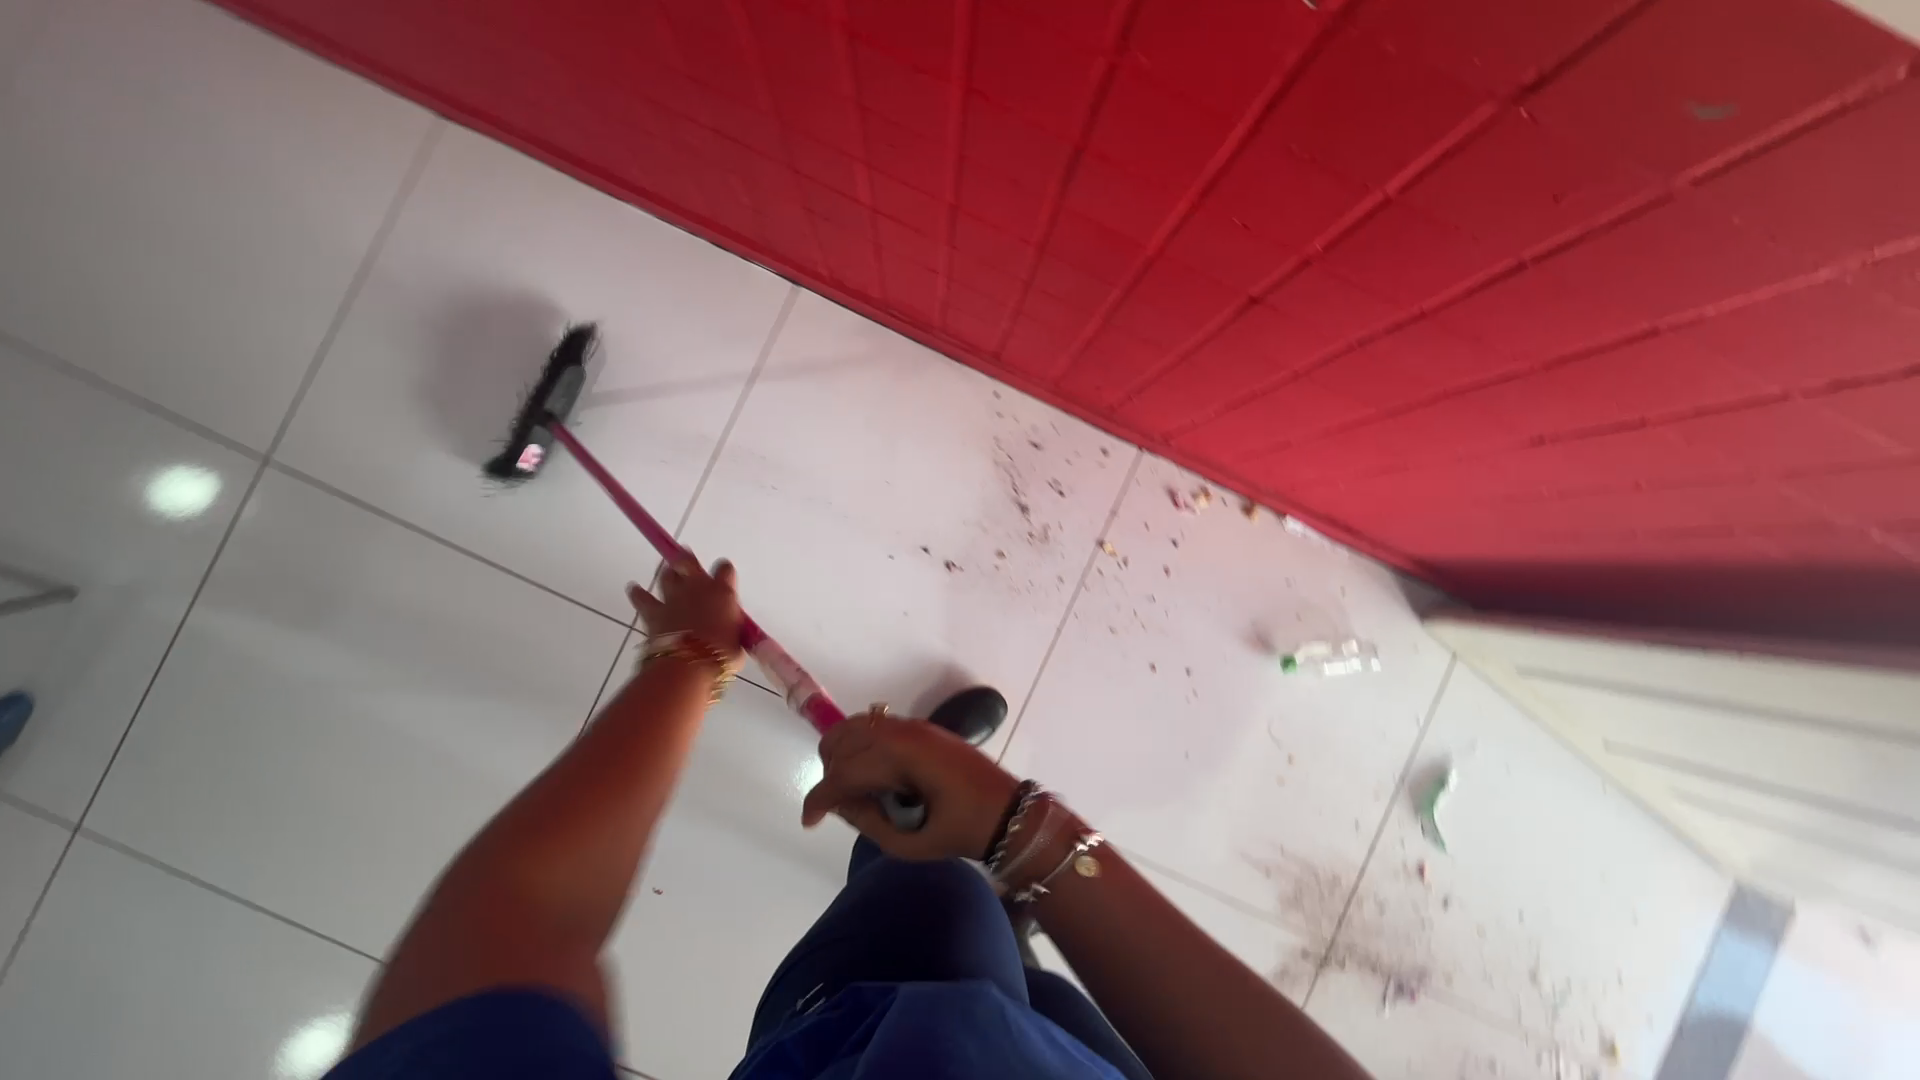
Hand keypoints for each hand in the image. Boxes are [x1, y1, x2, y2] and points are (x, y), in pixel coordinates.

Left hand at [627, 556, 746, 666]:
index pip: (725, 570)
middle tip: (684, 554)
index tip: (724, 576)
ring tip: (667, 572)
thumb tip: (732, 634)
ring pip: (667, 576)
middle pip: (689, 563)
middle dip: (686, 559)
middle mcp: (697, 589)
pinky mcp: (653, 612)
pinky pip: (642, 598)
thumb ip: (733, 631)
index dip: (724, 572)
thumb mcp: (738, 643)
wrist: (688, 666)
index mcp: (723, 593)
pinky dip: (637, 593)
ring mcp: (673, 598)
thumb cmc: (721, 656)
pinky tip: (633, 589)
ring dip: (667, 574)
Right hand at [802, 708, 1021, 860]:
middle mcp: (904, 732)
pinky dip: (862, 747)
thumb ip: (868, 824)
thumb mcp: (912, 844)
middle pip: (842, 740)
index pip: (845, 771)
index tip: (809, 822)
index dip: (820, 798)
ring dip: (843, 756)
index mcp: (903, 757)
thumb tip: (840, 804)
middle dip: (832, 775)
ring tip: (856, 791)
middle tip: (842, 808)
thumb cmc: (964, 833)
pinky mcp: (922, 728)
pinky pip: (875, 727)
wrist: (1010, 813)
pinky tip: (875, 778)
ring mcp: (914, 726)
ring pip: (855, 727)